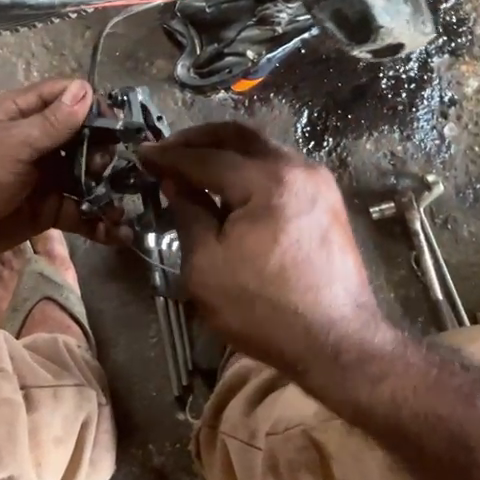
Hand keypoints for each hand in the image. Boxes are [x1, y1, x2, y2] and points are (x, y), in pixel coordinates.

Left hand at [0, 78, 100, 270]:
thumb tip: (87, 90)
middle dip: (104, 152)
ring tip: (123, 206)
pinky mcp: (44, 210)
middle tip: (109, 170)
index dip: (92, 106)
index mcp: (22, 114)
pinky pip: (77, 211)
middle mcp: (36, 142)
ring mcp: (41, 177)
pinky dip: (98, 220)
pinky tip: (118, 231)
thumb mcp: (10, 144)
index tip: (116, 125)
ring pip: (84, 177)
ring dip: (106, 189)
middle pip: (82, 138)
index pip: (65, 96)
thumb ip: (51, 124)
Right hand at [140, 123, 397, 374]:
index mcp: (267, 180)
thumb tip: (174, 183)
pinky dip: (247, 167)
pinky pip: (278, 167)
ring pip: (261, 148)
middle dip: (197, 139)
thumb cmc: (264, 309)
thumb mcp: (206, 266)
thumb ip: (188, 214)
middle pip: (238, 136)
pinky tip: (227, 186)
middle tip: (166, 150)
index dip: (169, 156)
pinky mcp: (325, 200)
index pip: (206, 157)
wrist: (337, 344)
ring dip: (224, 151)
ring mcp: (317, 182)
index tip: (141, 155)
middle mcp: (296, 168)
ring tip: (192, 166)